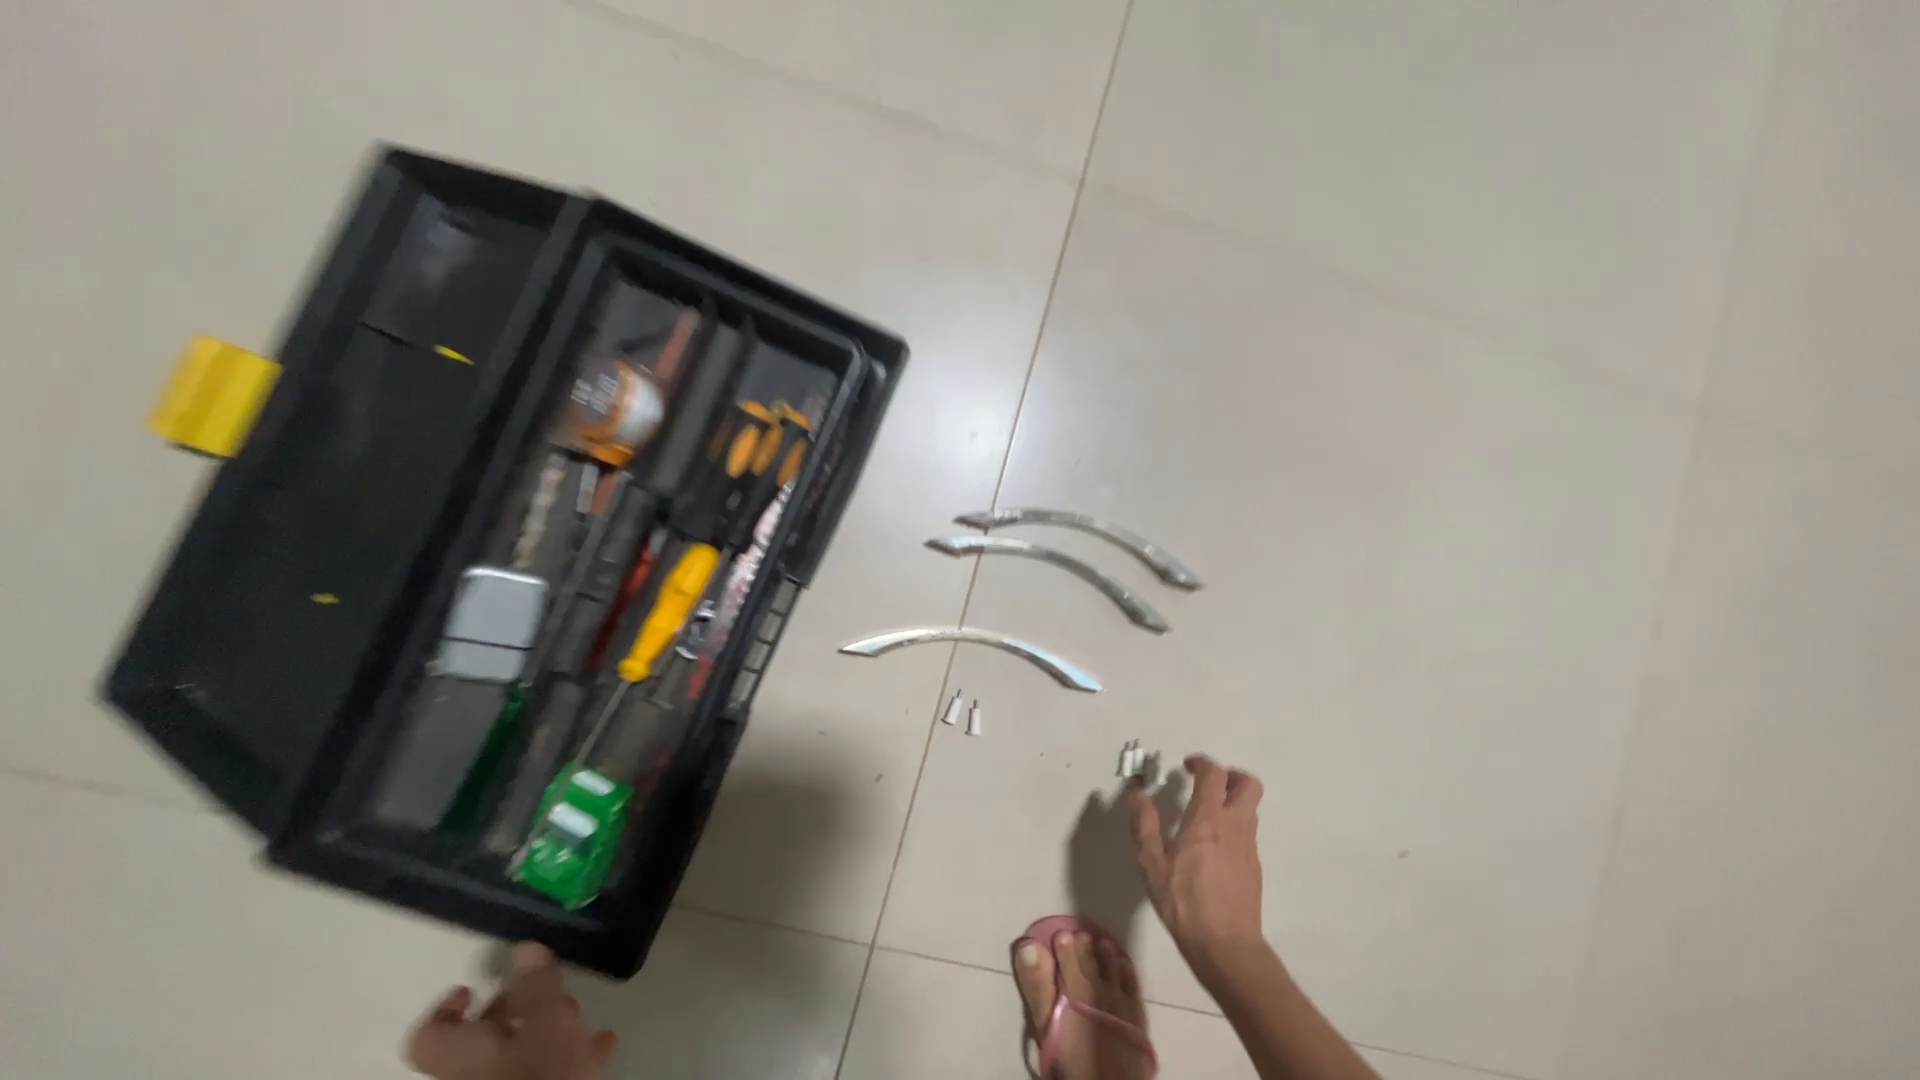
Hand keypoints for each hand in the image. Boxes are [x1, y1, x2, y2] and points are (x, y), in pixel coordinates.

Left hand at [406, 943, 616, 1079]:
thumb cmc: (541, 1074)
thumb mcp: (547, 1020)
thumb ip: (536, 985)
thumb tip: (524, 949)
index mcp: (461, 1056)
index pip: (429, 1036)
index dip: (447, 1010)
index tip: (476, 988)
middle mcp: (469, 1079)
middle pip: (476, 1044)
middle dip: (512, 1013)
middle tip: (542, 994)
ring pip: (513, 1059)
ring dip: (542, 1034)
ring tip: (576, 1018)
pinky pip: (544, 1075)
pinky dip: (566, 1058)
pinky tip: (599, 1046)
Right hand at [1129, 754, 1265, 969]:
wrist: (1225, 945)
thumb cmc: (1184, 903)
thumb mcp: (1152, 865)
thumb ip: (1145, 826)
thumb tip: (1137, 795)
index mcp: (1207, 820)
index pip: (1214, 774)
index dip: (1201, 763)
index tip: (1186, 766)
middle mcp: (1234, 826)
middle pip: (1248, 785)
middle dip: (1230, 776)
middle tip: (1206, 784)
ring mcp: (1249, 847)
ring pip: (1251, 808)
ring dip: (1232, 800)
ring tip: (1206, 814)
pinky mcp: (1254, 866)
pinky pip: (1248, 832)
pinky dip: (1234, 826)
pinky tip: (1213, 847)